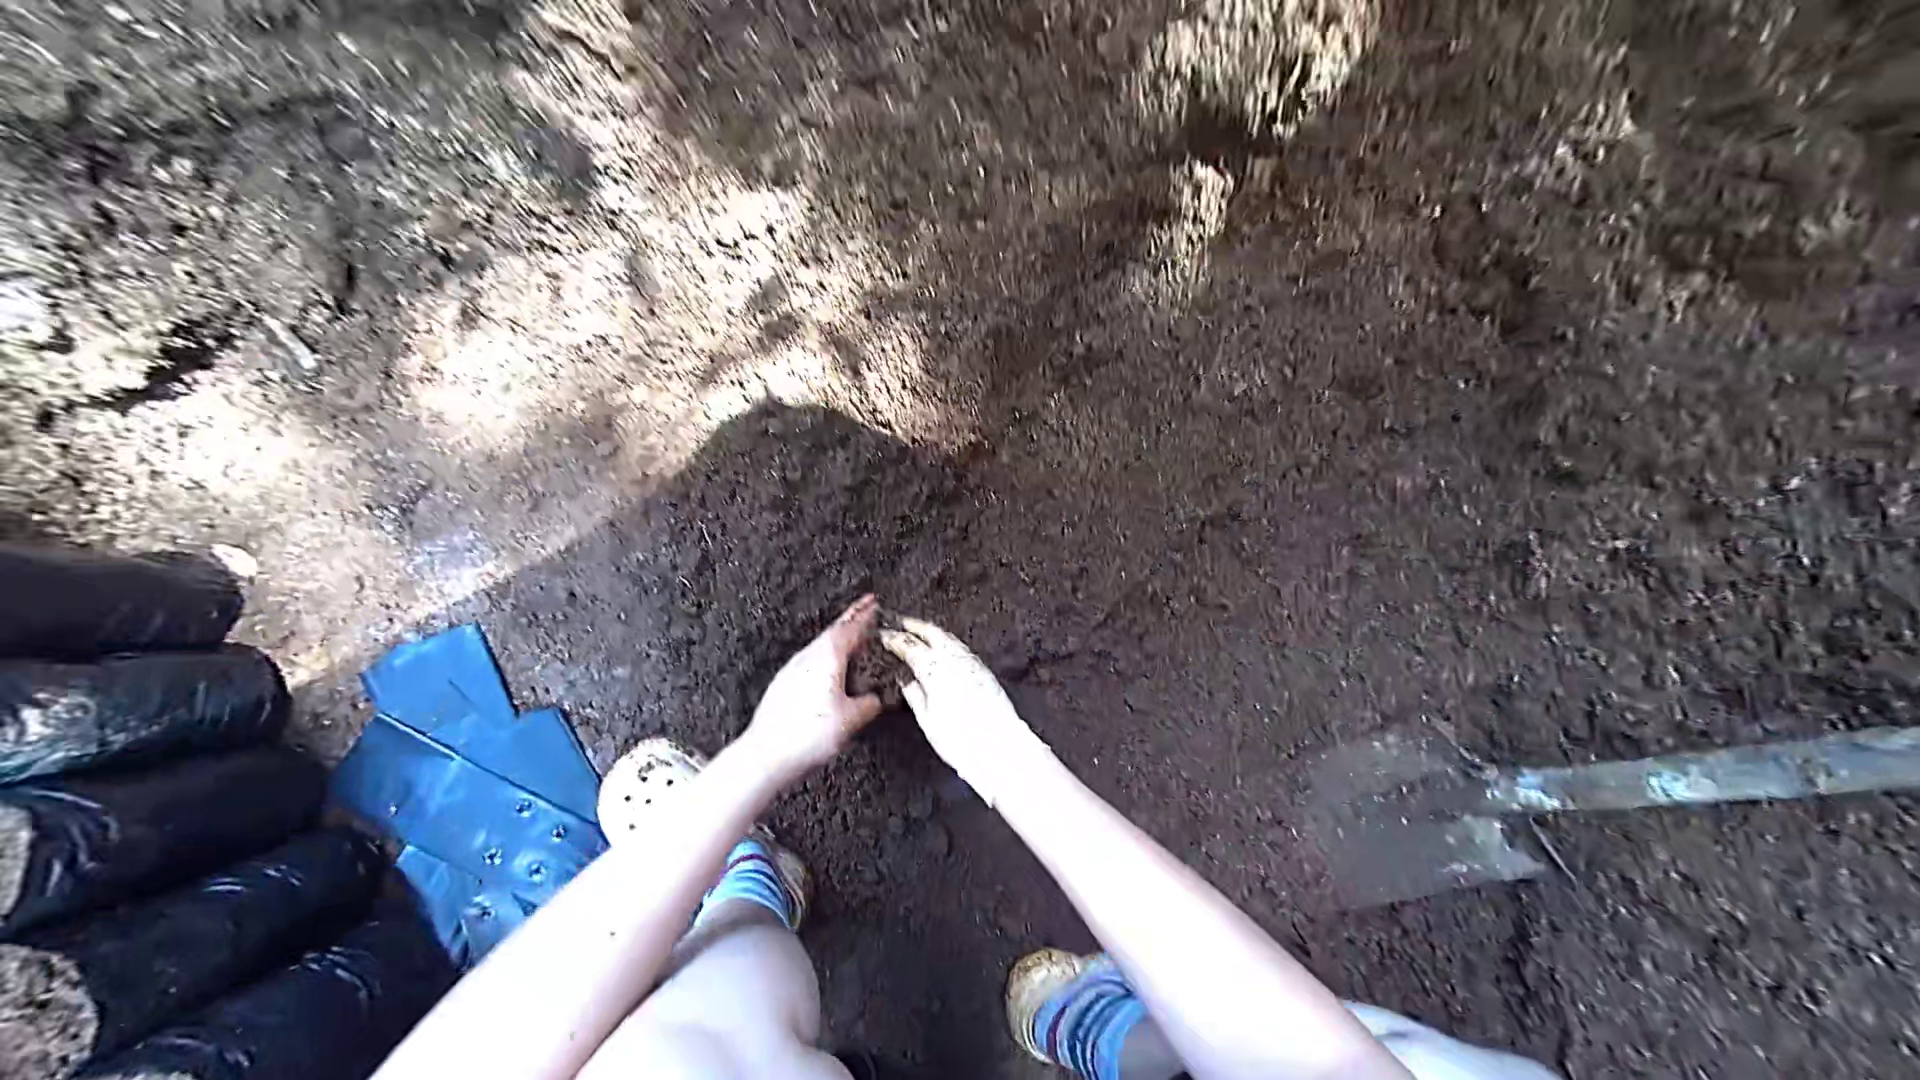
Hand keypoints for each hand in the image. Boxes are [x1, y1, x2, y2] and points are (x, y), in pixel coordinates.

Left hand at [742, 595, 884, 778]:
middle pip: (834, 632)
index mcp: (827, 657)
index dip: (864, 614)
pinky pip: (811, 661)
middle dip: (852, 620)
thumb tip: (874, 700)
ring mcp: (793, 669)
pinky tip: (830, 670)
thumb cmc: (806, 735)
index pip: (850, 628)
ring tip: (853, 639)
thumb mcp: (851, 720)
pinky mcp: (784, 684)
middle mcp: (808, 657)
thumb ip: (868, 705)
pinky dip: (826, 657)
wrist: (766, 754)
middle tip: (865, 610)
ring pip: (821, 646)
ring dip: (839, 639)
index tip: (873, 603)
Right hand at [880, 616, 1055, 806]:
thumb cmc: (964, 740)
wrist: (1000, 746)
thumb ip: (915, 695)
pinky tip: (946, 649)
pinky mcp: (984, 670)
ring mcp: (971, 663)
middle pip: (931, 632)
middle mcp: (953, 660)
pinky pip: (961, 648)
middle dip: (915, 626)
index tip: (885, 635)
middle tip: (903, 623)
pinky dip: (949, 643)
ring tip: (922, 632)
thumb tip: (906, 682)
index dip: (894, 638)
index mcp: (934, 669)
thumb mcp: (928, 720)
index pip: (908, 645)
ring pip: (948, 638)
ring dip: (933, 632)